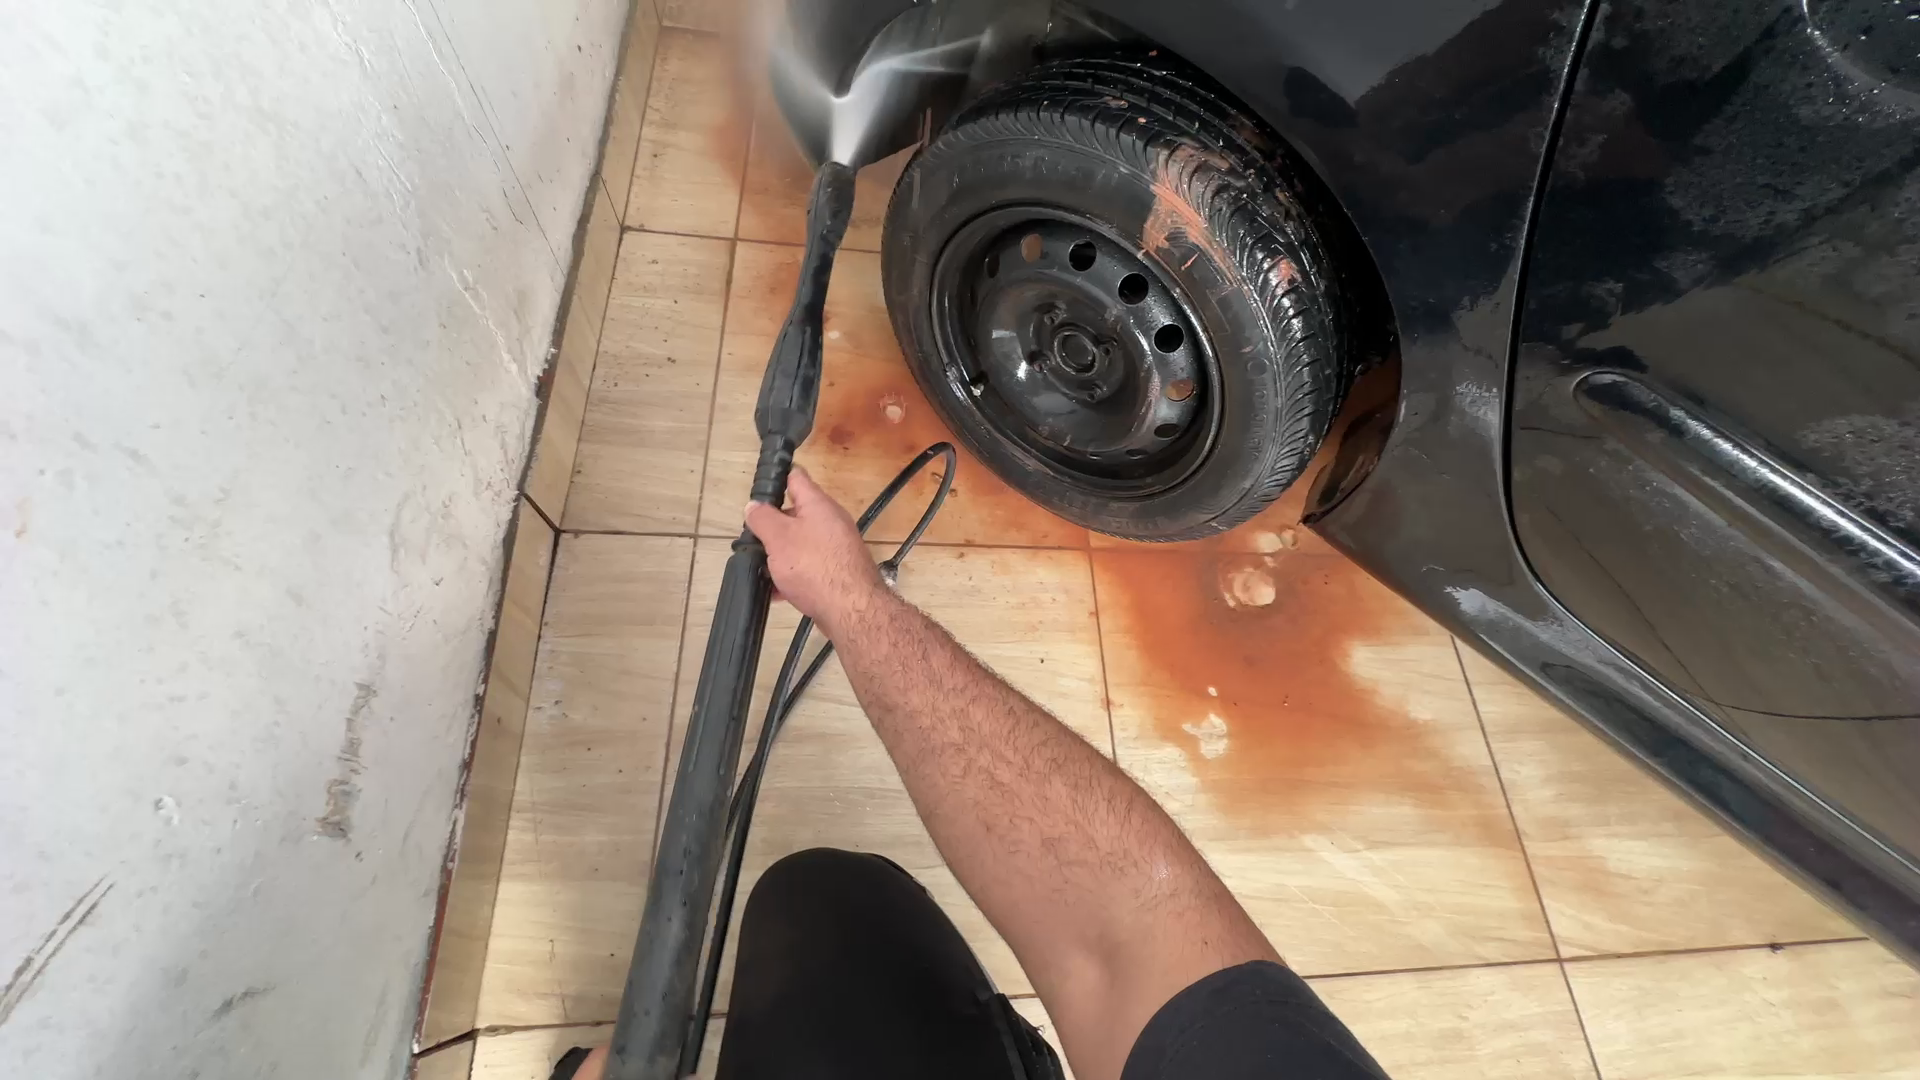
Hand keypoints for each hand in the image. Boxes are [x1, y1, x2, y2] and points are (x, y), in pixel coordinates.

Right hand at [744, 467, 888, 635]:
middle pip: (796, 515)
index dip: (776, 478)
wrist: (852, 610)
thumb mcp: (779, 537)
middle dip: (773, 527)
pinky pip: (809, 568)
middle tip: (752, 540)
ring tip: (760, 570)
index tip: (758, 489)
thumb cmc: (814, 566)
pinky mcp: (838, 572)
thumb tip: (753, 506)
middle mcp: (831, 522)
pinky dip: (792, 576)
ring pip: (801, 545)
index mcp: (818, 505)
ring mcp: (837, 548)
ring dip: (780, 556)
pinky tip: (776, 592)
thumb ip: (762, 518)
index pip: (796, 477)